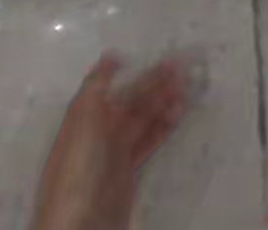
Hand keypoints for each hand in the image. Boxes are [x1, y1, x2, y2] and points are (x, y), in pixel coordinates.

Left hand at [32, 53, 190, 229]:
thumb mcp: (83, 119)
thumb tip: (111, 55)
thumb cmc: (79, 168)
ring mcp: (114, 151)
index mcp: (87, 112)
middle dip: (158, 82)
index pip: (117, 83)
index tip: (165, 56)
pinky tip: (178, 113)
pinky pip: (148, 140)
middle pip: (133, 99)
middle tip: (186, 67)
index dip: (141, 69)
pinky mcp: (127, 171)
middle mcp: (100, 128)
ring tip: (188, 87)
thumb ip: (97, 84)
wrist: (80, 228)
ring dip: (165, 101)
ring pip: (144, 118)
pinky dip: (163, 126)